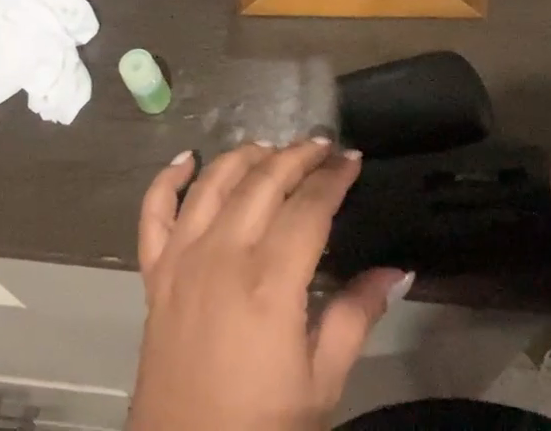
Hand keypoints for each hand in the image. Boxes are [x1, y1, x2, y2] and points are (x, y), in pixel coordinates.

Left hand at [130, 141, 410, 430]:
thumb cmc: (262, 423)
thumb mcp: (322, 380)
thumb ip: (355, 316)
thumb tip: (397, 270)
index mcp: (270, 282)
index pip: (308, 207)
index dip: (334, 178)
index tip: (352, 159)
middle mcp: (222, 255)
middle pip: (262, 183)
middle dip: (296, 157)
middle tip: (321, 146)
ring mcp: (181, 260)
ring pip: (212, 184)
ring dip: (244, 158)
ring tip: (271, 148)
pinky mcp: (154, 274)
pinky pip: (154, 212)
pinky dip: (167, 179)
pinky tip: (188, 160)